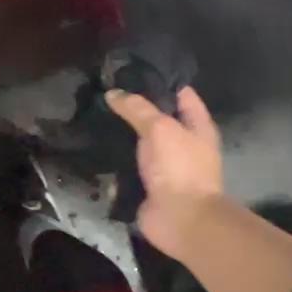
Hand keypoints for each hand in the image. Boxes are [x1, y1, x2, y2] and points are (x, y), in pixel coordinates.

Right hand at [105, 87, 223, 253]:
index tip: (132, 71)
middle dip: (134, 109)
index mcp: (197, 127)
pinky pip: (128, 168)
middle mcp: (183, 144)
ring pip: (140, 144)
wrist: (181, 219)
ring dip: (121, 136)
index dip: (160, 81)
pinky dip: (114, 161)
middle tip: (105, 94)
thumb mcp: (160, 129)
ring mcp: (165, 166)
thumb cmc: (179, 168)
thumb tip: (113, 93)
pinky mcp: (148, 185)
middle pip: (158, 119)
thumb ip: (137, 108)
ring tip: (94, 118)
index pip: (181, 95)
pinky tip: (94, 148)